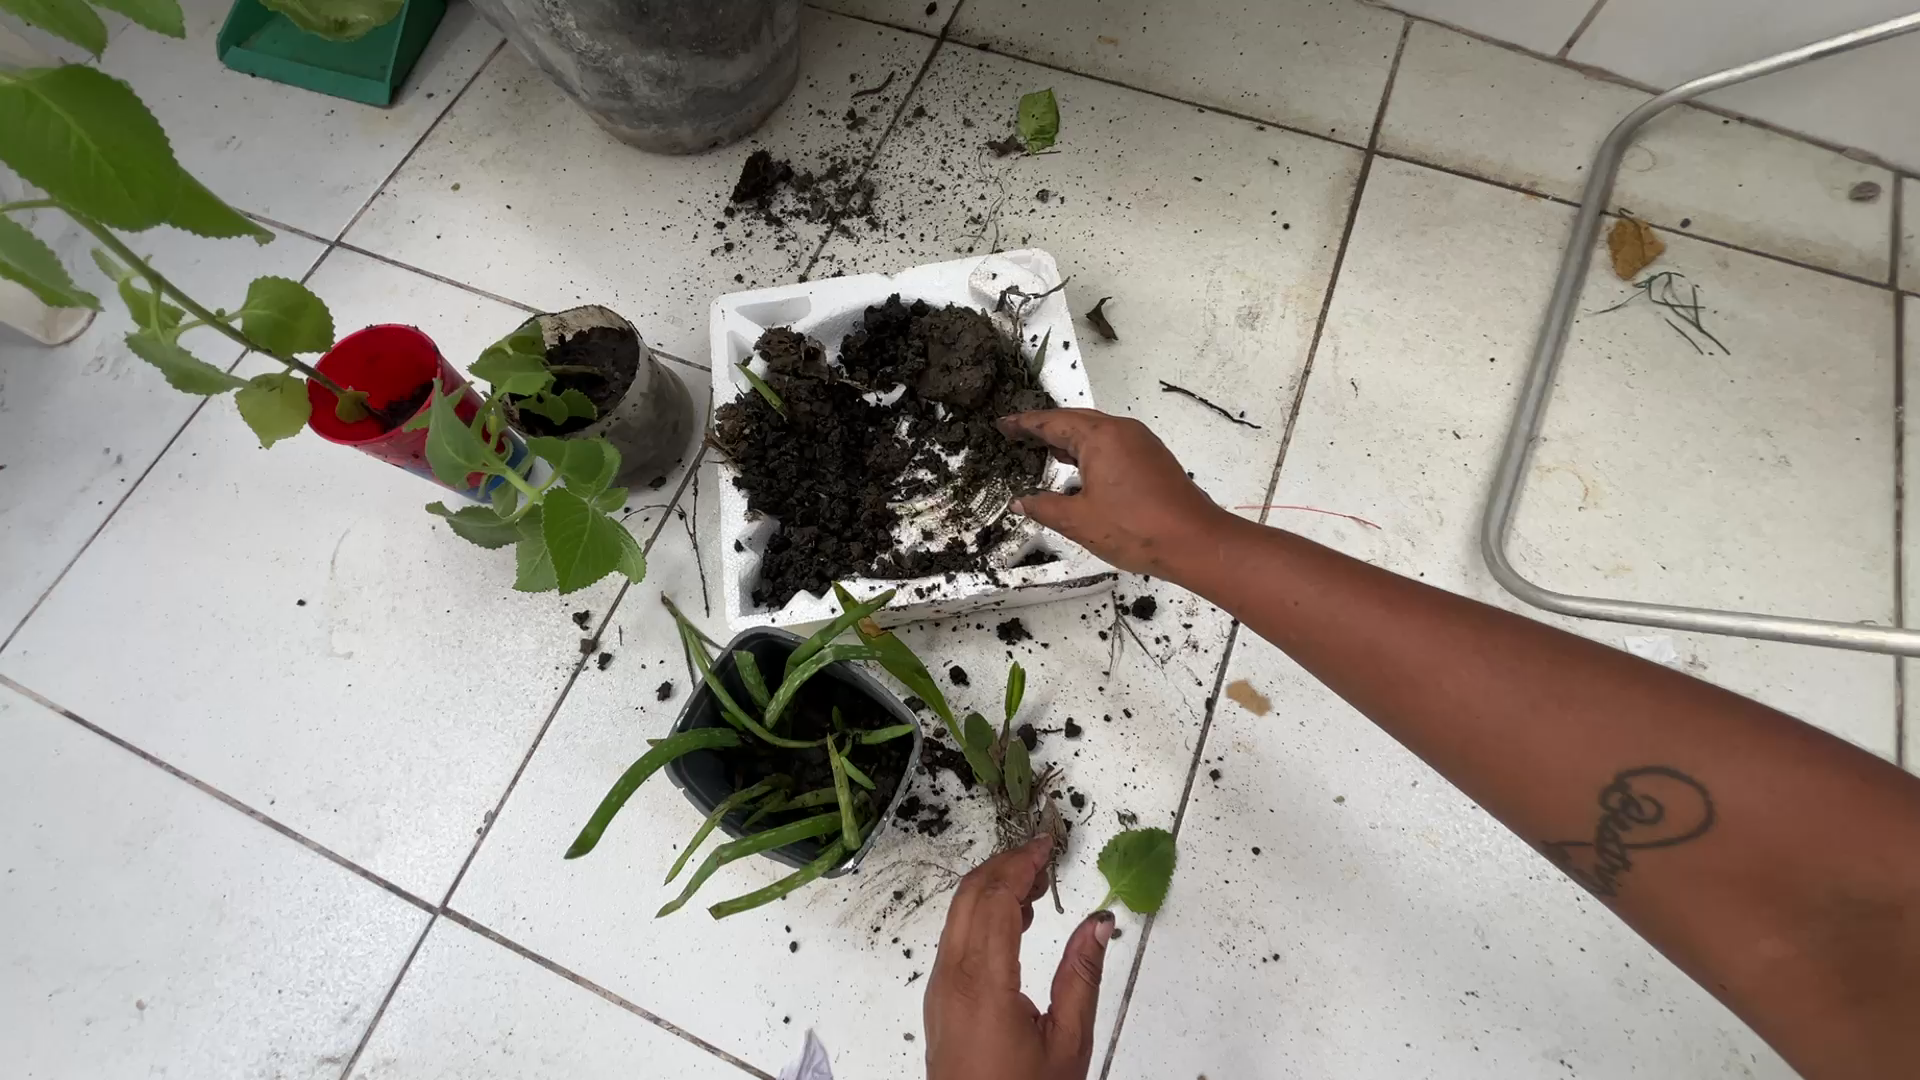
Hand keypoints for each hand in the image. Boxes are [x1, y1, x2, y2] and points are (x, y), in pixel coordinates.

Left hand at [924, 836, 1114, 1079]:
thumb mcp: (1066, 1045)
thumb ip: (1082, 976)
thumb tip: (1100, 922)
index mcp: (983, 983)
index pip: (996, 898)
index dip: (1022, 864)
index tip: (1047, 846)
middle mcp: (952, 975)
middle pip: (971, 893)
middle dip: (1006, 864)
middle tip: (1043, 857)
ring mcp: (940, 984)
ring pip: (959, 910)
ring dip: (993, 885)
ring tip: (1036, 885)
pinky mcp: (939, 995)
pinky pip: (956, 934)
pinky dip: (982, 911)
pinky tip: (1015, 920)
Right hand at [998, 409, 1235, 578]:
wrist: (1194, 542)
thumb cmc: (1135, 528)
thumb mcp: (1079, 521)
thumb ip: (1044, 507)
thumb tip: (1020, 501)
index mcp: (1100, 438)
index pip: (1051, 423)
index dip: (1024, 424)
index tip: (1002, 424)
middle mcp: (1121, 431)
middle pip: (1074, 420)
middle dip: (1044, 427)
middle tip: (1018, 434)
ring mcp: (1141, 443)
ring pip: (1095, 431)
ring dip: (1068, 438)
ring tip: (1043, 449)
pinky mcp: (1152, 458)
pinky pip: (1112, 444)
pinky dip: (1088, 449)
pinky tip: (1079, 468)